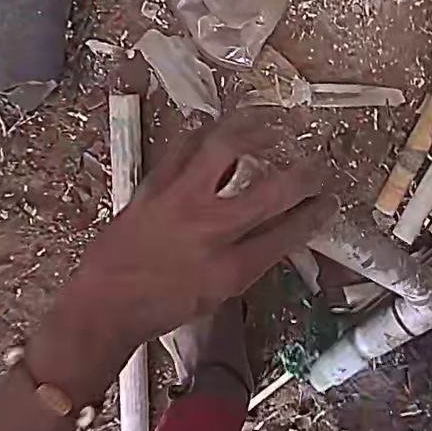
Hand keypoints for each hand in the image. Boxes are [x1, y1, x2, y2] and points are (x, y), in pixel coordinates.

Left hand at [31, 110, 333, 401]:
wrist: (104, 305)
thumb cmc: (161, 307)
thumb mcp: (217, 295)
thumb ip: (249, 261)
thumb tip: (274, 232)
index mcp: (231, 269)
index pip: (289, 233)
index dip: (316, 213)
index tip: (327, 200)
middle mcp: (211, 230)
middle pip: (273, 191)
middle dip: (304, 175)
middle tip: (315, 163)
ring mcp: (181, 201)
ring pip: (227, 149)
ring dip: (255, 131)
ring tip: (271, 123)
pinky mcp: (154, 186)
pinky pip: (184, 147)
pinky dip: (204, 133)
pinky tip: (216, 128)